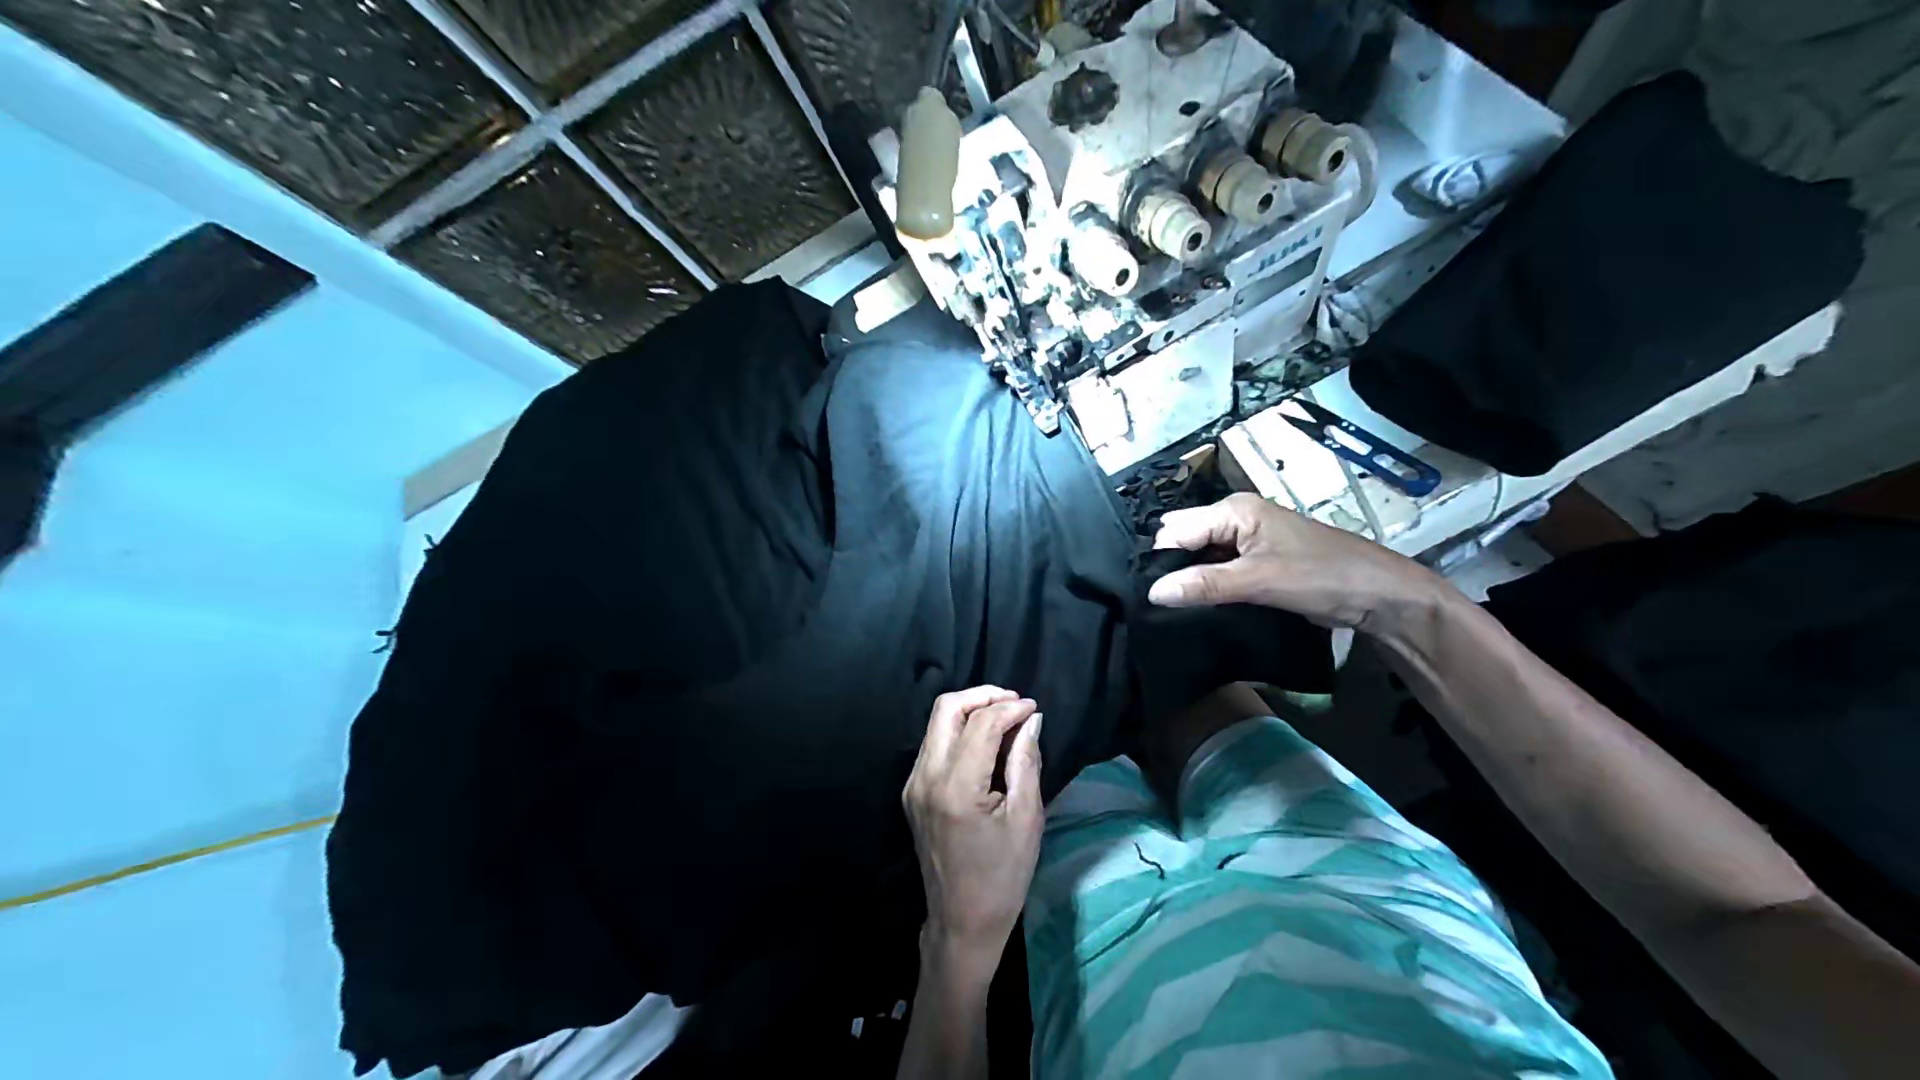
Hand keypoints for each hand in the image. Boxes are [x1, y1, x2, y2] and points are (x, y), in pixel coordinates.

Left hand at [902, 686, 1044, 976]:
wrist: (961, 921)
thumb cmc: (1003, 876)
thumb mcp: (1026, 819)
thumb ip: (1026, 761)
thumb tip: (1031, 720)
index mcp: (956, 787)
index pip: (981, 724)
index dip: (1009, 708)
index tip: (1033, 708)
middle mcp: (926, 777)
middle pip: (946, 709)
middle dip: (982, 696)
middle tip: (1014, 702)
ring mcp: (913, 783)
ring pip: (936, 722)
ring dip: (969, 710)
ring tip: (1003, 717)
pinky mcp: (912, 791)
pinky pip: (934, 744)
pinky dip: (958, 730)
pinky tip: (984, 741)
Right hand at [1147, 492, 1450, 633]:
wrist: (1378, 595)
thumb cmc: (1321, 576)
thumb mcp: (1259, 581)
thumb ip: (1204, 585)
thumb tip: (1152, 592)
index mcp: (1234, 510)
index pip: (1177, 531)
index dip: (1162, 560)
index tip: (1151, 594)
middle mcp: (1235, 519)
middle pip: (1185, 541)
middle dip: (1171, 568)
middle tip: (1162, 603)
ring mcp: (1246, 541)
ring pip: (1199, 558)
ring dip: (1189, 579)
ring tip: (1175, 608)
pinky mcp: (1254, 562)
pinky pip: (1217, 570)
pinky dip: (1206, 585)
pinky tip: (1198, 605)